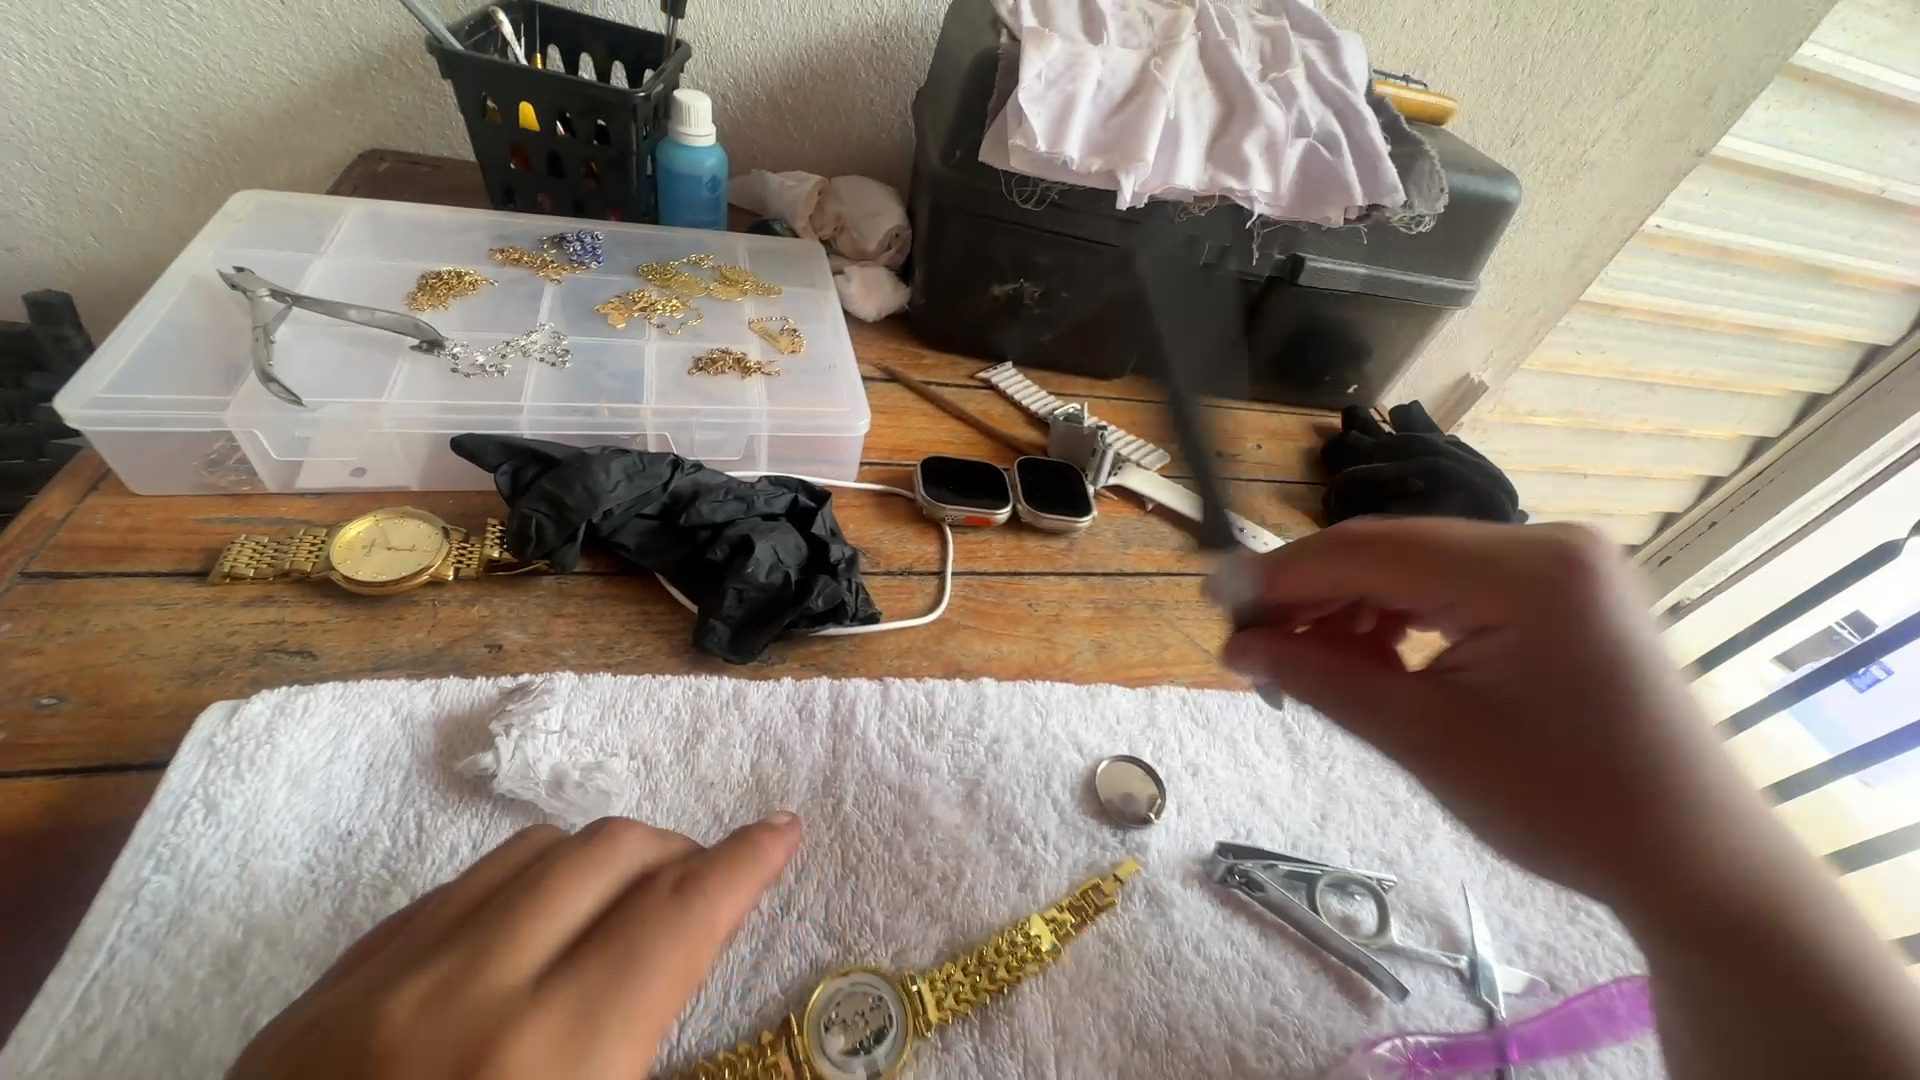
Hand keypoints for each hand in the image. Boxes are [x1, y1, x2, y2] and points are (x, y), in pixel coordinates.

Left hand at [229, 813, 800, 1079]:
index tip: (784, 830)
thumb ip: (655, 1053)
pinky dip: (523, 888)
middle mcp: (465, 998)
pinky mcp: (316, 996)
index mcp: (550, 1063)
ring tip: (622, 905)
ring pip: (536, 850)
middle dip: (683, 852)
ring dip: (604, 862)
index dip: (747, 862)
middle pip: (613, 852)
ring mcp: (377, 987)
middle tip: (707, 887)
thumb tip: (700, 982)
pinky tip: (530, 933)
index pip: (679, 914)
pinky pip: (455, 888)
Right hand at [1208, 518, 1761, 907]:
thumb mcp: (1422, 740)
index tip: (1212, 596)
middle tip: (1247, 636)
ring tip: (1300, 653)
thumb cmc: (1562, 807)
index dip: (1281, 574)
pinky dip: (1389, 611)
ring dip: (1345, 602)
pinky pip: (1443, 580)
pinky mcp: (1553, 583)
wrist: (1690, 856)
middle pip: (1387, 548)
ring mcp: (1556, 559)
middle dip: (1308, 591)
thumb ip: (1320, 678)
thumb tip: (1234, 645)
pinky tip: (1362, 649)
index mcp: (1530, 574)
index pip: (1369, 551)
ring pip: (1409, 561)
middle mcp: (1548, 542)